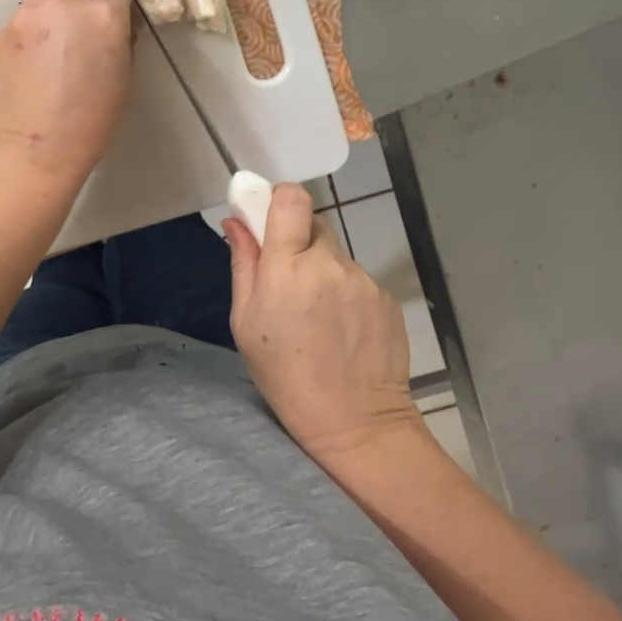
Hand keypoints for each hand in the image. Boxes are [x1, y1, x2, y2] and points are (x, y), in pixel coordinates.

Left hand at [0, 0, 133, 187]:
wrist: (38, 144)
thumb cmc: (93, 119)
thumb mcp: (124, 76)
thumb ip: (119, 40)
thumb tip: (114, 27)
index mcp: (103, 15)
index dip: (115, 10)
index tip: (112, 29)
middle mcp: (65, 4)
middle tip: (81, 23)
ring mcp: (29, 15)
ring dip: (53, 4)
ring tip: (53, 37)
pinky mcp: (4, 31)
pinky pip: (23, 15)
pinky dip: (31, 27)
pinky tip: (32, 56)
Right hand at [224, 185, 423, 463]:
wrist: (355, 422)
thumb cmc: (284, 374)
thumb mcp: (245, 321)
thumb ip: (243, 264)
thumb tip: (235, 222)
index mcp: (287, 266)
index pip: (291, 198)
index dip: (277, 201)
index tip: (265, 219)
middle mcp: (329, 263)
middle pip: (311, 224)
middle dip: (295, 241)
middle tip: (284, 280)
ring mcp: (363, 279)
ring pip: (333, 254)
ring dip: (319, 270)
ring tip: (315, 315)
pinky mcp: (386, 297)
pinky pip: (355, 279)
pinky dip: (343, 292)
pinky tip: (339, 328)